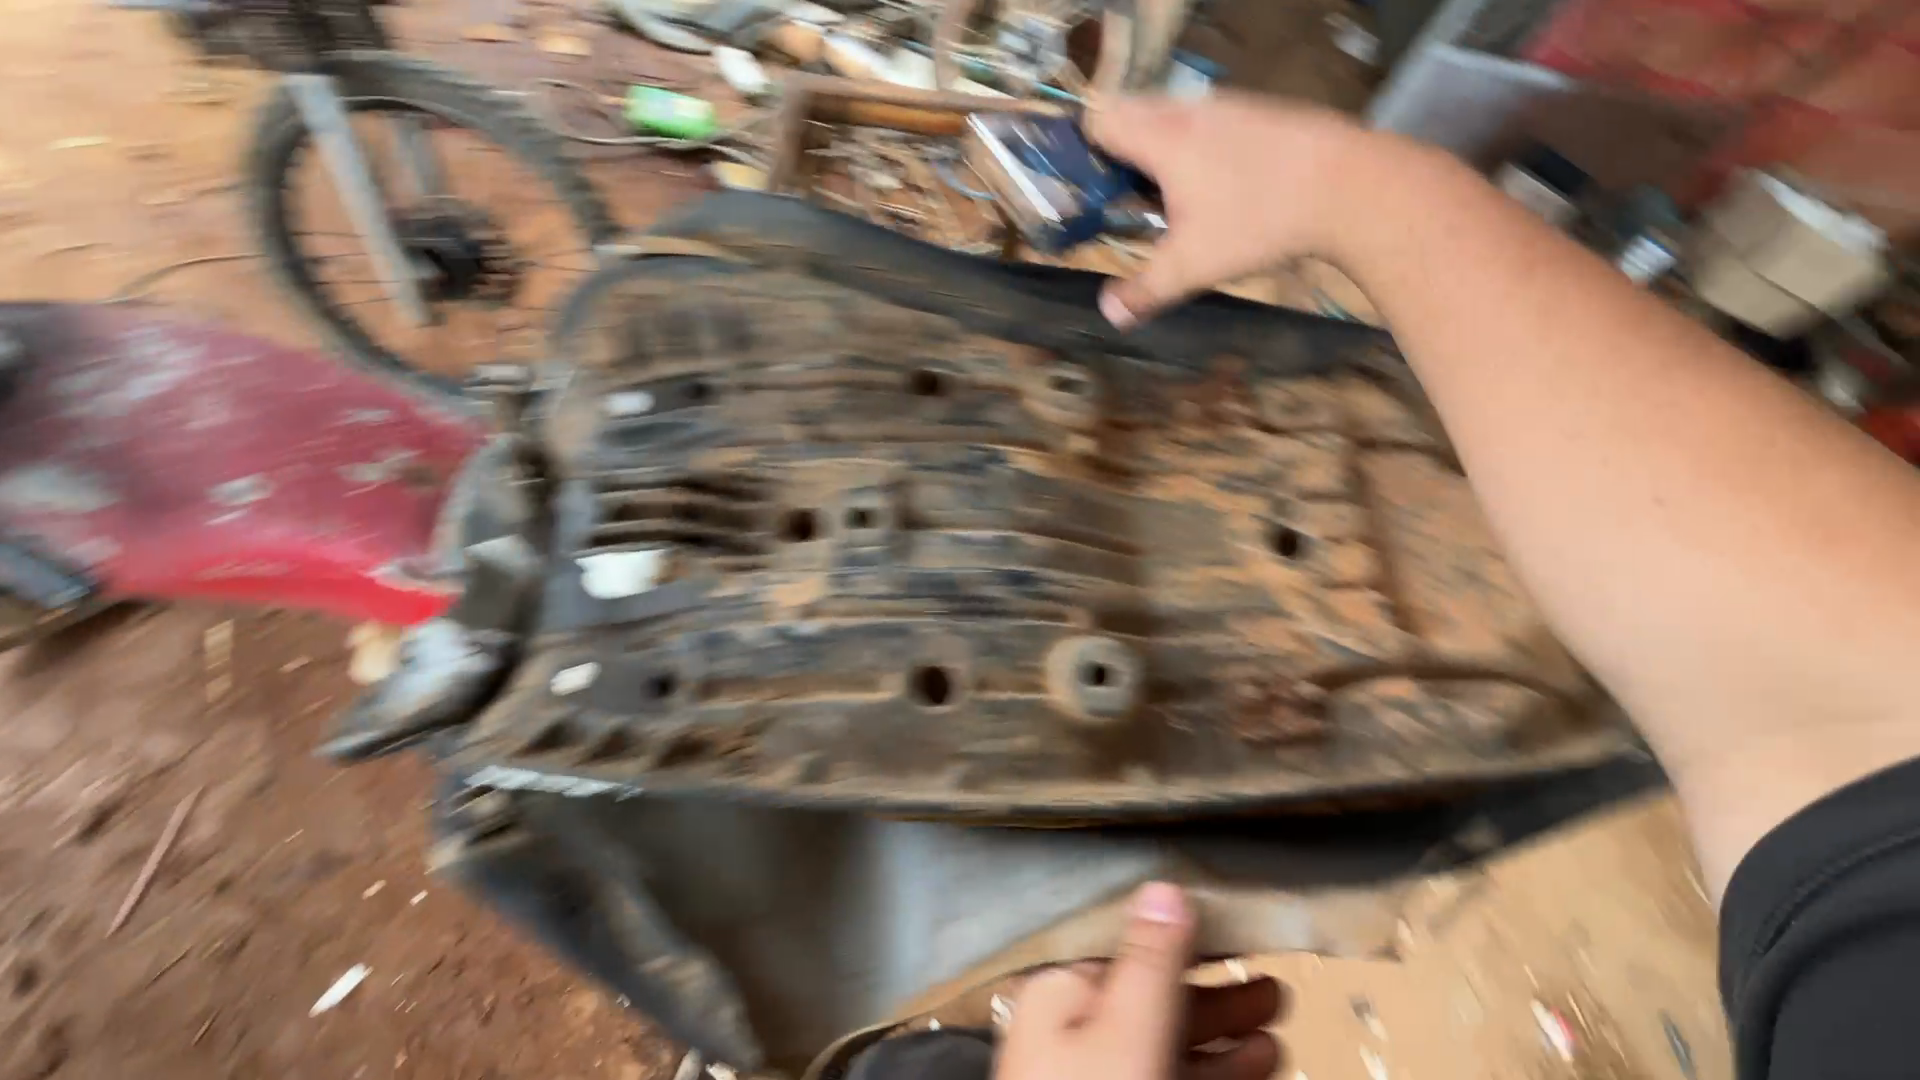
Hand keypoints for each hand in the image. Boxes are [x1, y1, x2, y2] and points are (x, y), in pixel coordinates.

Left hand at [992, 883, 1284, 1079]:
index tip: (1241, 936)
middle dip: (1219, 994)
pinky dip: (1213, 1071)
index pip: (1133, 950)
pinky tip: (1256, 1067)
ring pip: (1169, 1043)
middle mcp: (1072, 1027)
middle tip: (1275, 988)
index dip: (1190, 943)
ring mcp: (1094, 1071)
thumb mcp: (1126, 1028)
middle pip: (1158, 998)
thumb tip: (1163, 889)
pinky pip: (1170, 1075)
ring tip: (1277, 1028)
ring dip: (1226, 1036)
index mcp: (1062, 992)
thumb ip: (1148, 960)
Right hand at [1084, 93, 1378, 326]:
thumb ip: (1144, 290)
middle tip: (1126, 198)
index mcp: (1162, 139)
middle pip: (1131, 112)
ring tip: (1171, 197)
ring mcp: (1228, 105)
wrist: (1352, 187)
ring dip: (1158, 148)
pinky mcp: (1259, 111)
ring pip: (1172, 115)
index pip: (1099, 122)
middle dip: (1118, 152)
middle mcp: (1190, 110)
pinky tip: (1219, 186)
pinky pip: (1208, 120)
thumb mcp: (1192, 267)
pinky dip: (1196, 145)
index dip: (1084, 154)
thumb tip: (1107, 313)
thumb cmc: (1259, 222)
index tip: (1091, 190)